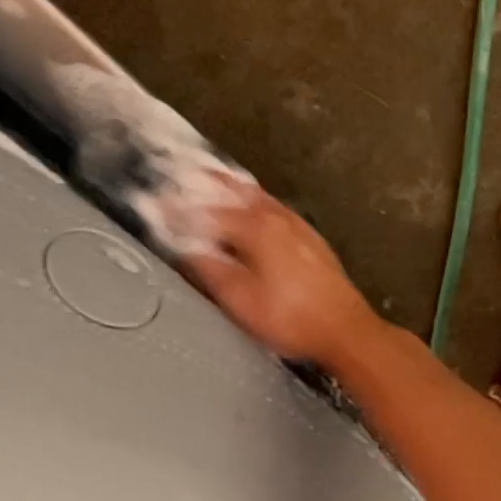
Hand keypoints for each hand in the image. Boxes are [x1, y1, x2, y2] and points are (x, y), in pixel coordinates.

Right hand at [183, 179, 381, 363]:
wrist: (345, 329)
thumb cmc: (290, 318)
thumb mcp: (240, 299)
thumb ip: (210, 268)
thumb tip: (186, 245)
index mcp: (256, 228)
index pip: (207, 212)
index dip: (179, 208)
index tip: (155, 201)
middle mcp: (277, 218)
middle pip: (235, 193)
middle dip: (206, 182)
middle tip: (181, 171)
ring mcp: (298, 225)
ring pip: (258, 196)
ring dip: (231, 186)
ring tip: (211, 176)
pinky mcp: (311, 238)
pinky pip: (275, 207)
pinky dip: (255, 198)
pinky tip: (254, 204)